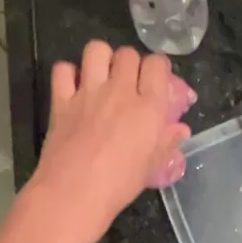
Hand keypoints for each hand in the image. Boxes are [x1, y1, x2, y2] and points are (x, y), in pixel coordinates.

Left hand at [27, 41, 186, 242]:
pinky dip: (68, 73)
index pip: (157, 64)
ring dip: (102, 58)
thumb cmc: (121, 183)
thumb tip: (180, 130)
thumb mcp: (153, 164)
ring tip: (102, 76)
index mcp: (148, 106)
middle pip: (128, 54)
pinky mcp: (61, 100)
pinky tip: (74, 87)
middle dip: (131, 63)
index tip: (157, 81)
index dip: (158, 68)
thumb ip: (167, 141)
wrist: (75, 193)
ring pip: (96, 50)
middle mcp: (119, 91)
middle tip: (130, 82)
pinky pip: (62, 69)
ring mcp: (87, 92)